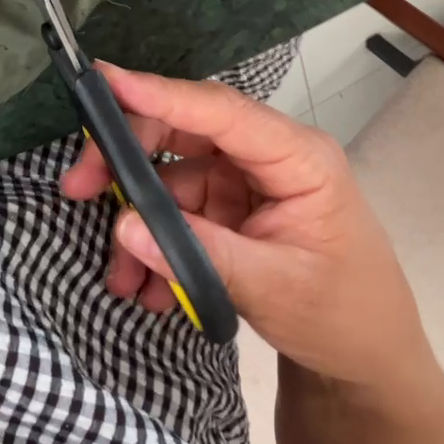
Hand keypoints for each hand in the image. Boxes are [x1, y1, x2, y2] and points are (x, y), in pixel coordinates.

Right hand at [60, 65, 434, 391]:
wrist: (366, 364)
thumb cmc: (344, 318)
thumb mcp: (273, 287)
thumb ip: (197, 252)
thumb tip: (124, 225)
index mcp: (297, 157)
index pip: (220, 110)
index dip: (160, 93)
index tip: (104, 79)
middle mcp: (265, 154)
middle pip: (181, 130)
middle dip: (125, 157)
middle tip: (77, 186)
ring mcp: (242, 179)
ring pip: (167, 174)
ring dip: (135, 217)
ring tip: (119, 274)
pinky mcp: (226, 205)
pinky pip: (173, 210)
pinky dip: (151, 242)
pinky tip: (143, 285)